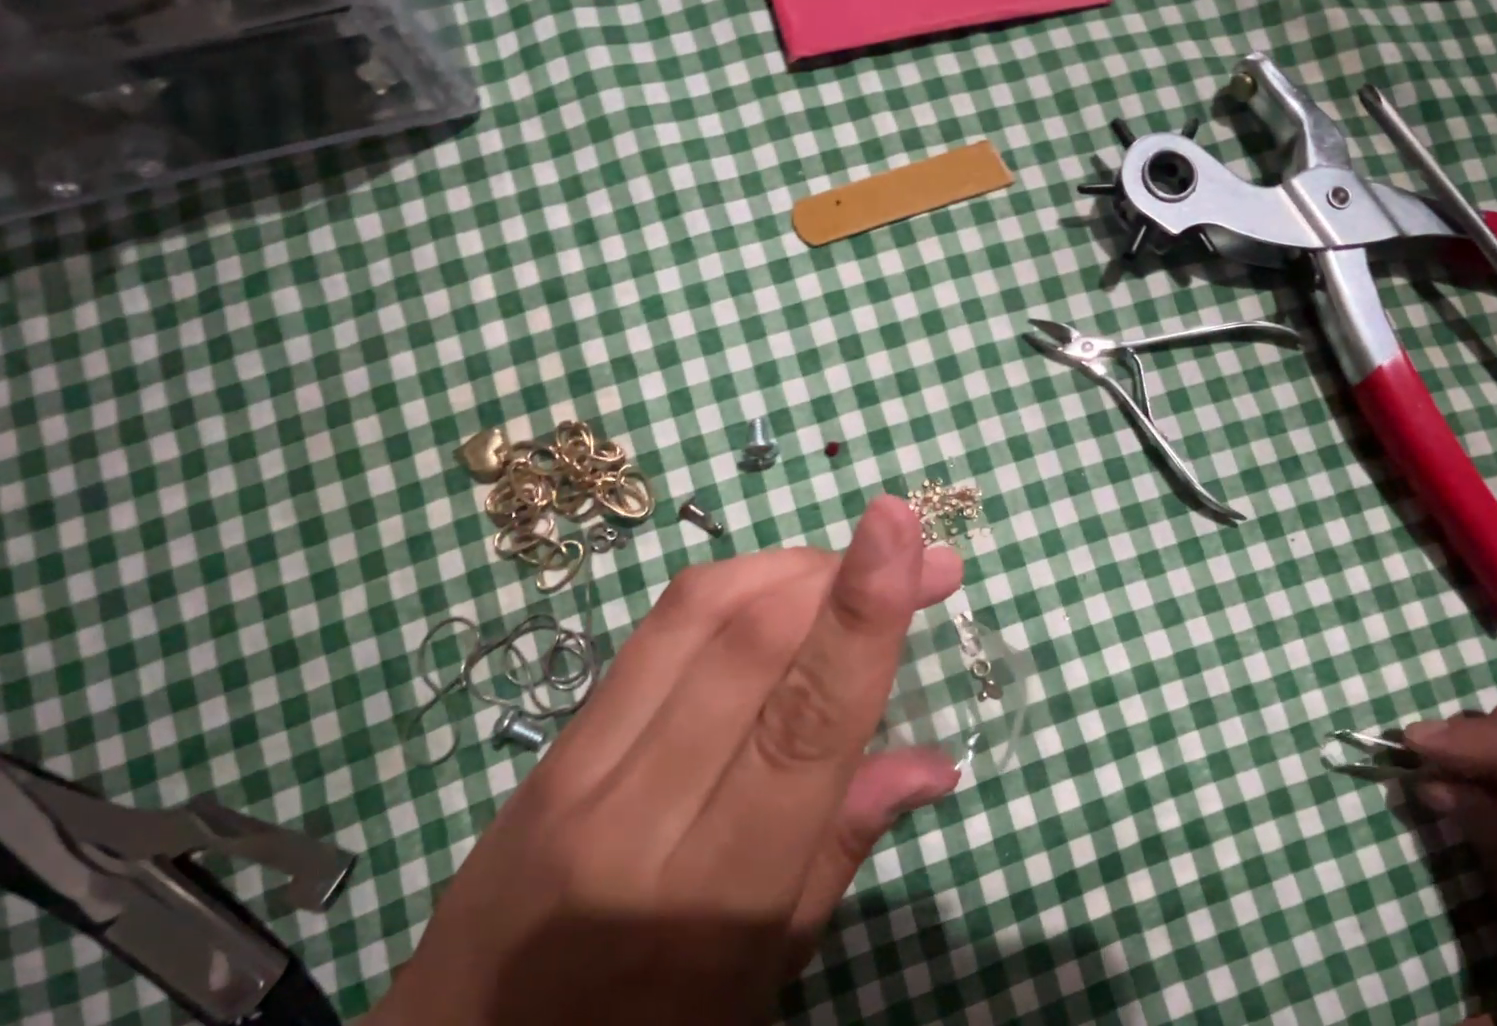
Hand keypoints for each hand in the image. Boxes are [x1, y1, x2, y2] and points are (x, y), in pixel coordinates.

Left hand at [366, 497, 964, 1025]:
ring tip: (850, 564)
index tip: (907, 538)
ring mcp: (576, 770)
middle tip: (913, 550)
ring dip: (786, 566)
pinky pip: (649, 634)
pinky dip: (730, 590)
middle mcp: (636, 813)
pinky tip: (775, 592)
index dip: (862, 619)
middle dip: (839, 573)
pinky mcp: (548, 745)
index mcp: (712, 891)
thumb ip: (841, 849)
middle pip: (745, 644)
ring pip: (691, 616)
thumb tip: (933, 760)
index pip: (803, 725)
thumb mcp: (764, 973)